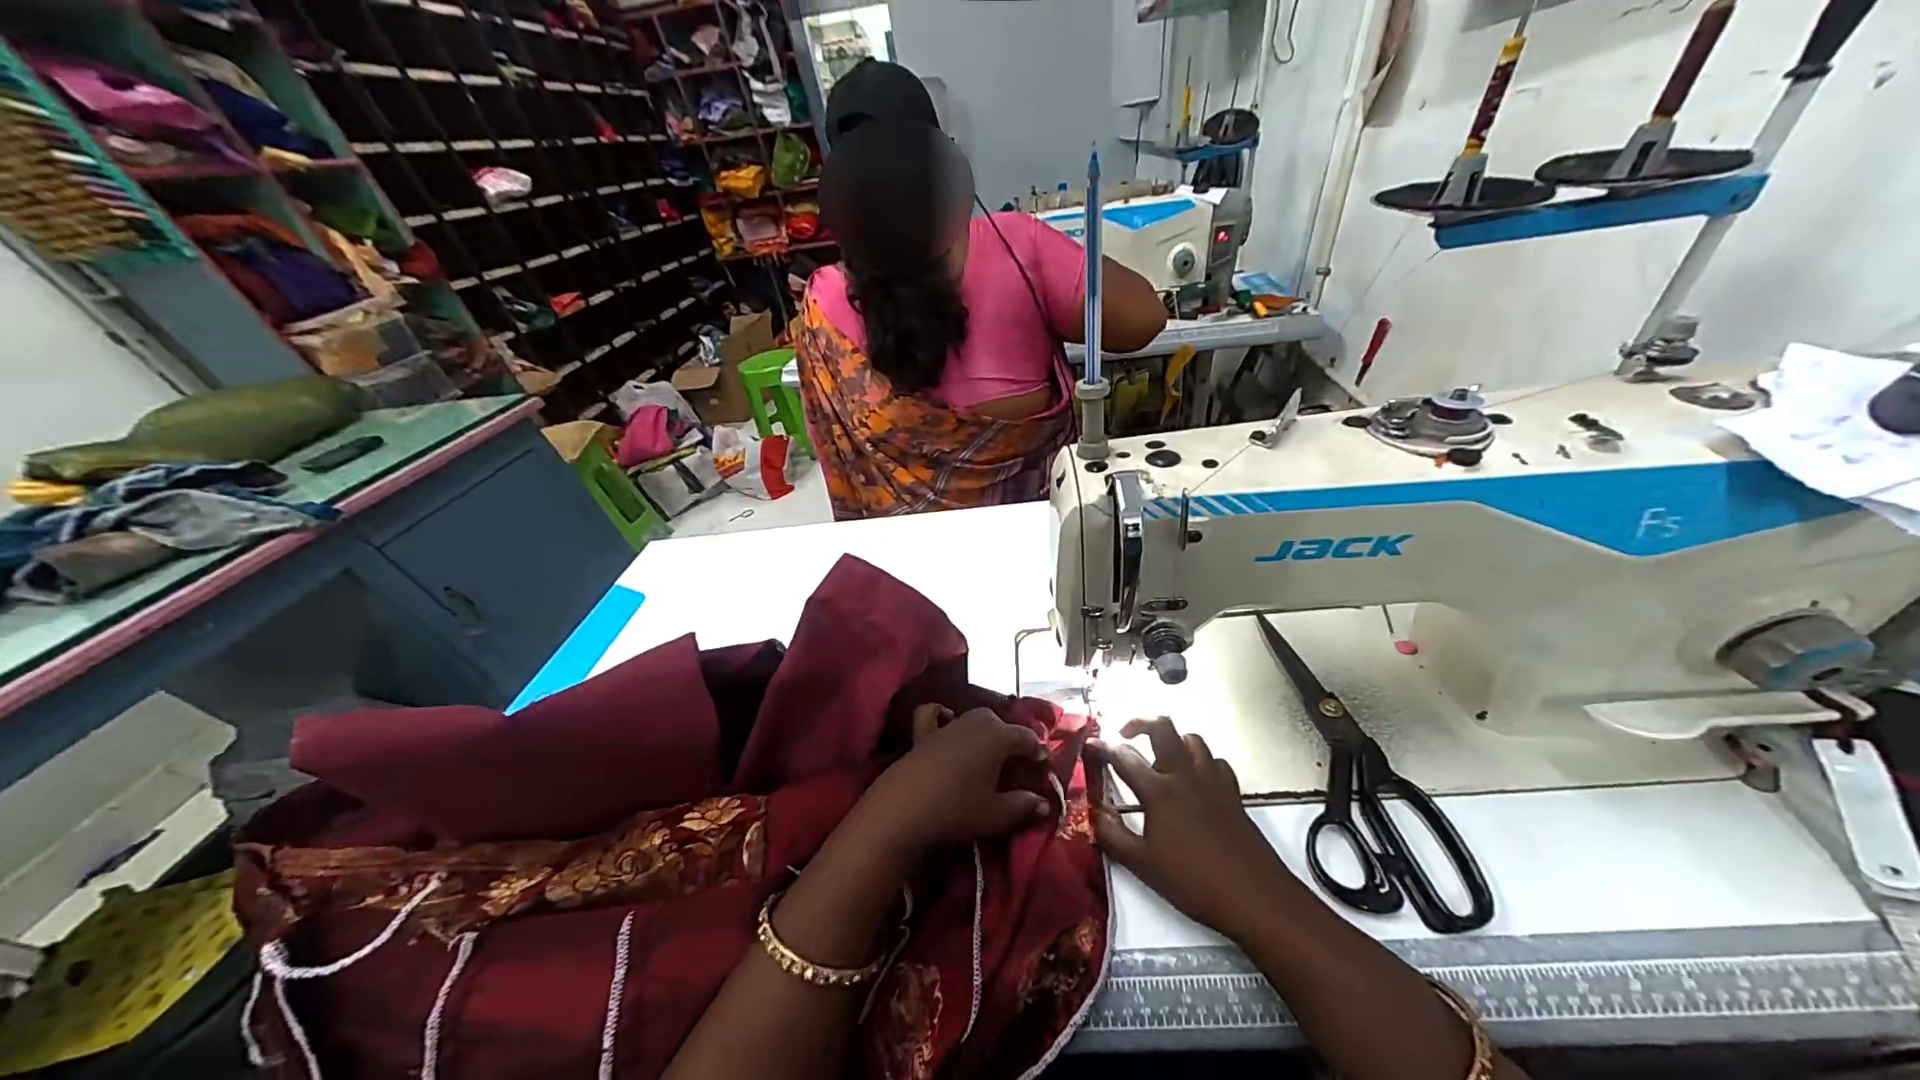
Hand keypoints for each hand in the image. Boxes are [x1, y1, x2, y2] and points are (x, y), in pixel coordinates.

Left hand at [848, 705, 1054, 857]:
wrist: (903, 809)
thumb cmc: (957, 810)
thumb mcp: (997, 814)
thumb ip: (1023, 806)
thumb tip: (1043, 803)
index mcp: (998, 737)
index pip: (1026, 738)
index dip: (1038, 751)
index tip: (1043, 767)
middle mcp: (975, 722)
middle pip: (1001, 724)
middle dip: (1012, 740)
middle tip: (1017, 764)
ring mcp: (947, 725)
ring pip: (973, 718)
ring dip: (985, 731)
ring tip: (989, 752)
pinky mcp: (921, 734)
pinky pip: (934, 714)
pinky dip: (942, 715)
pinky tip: (947, 723)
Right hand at [1094, 717, 1298, 941]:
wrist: (1255, 897)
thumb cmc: (1193, 882)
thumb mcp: (1142, 865)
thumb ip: (1113, 836)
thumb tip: (1096, 812)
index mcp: (1159, 791)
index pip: (1124, 757)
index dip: (1103, 747)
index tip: (1091, 745)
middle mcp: (1186, 776)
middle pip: (1163, 728)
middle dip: (1140, 722)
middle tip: (1125, 734)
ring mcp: (1213, 782)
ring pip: (1192, 740)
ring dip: (1172, 740)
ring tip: (1160, 757)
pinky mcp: (1233, 794)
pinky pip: (1215, 762)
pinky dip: (1201, 761)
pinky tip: (1195, 780)